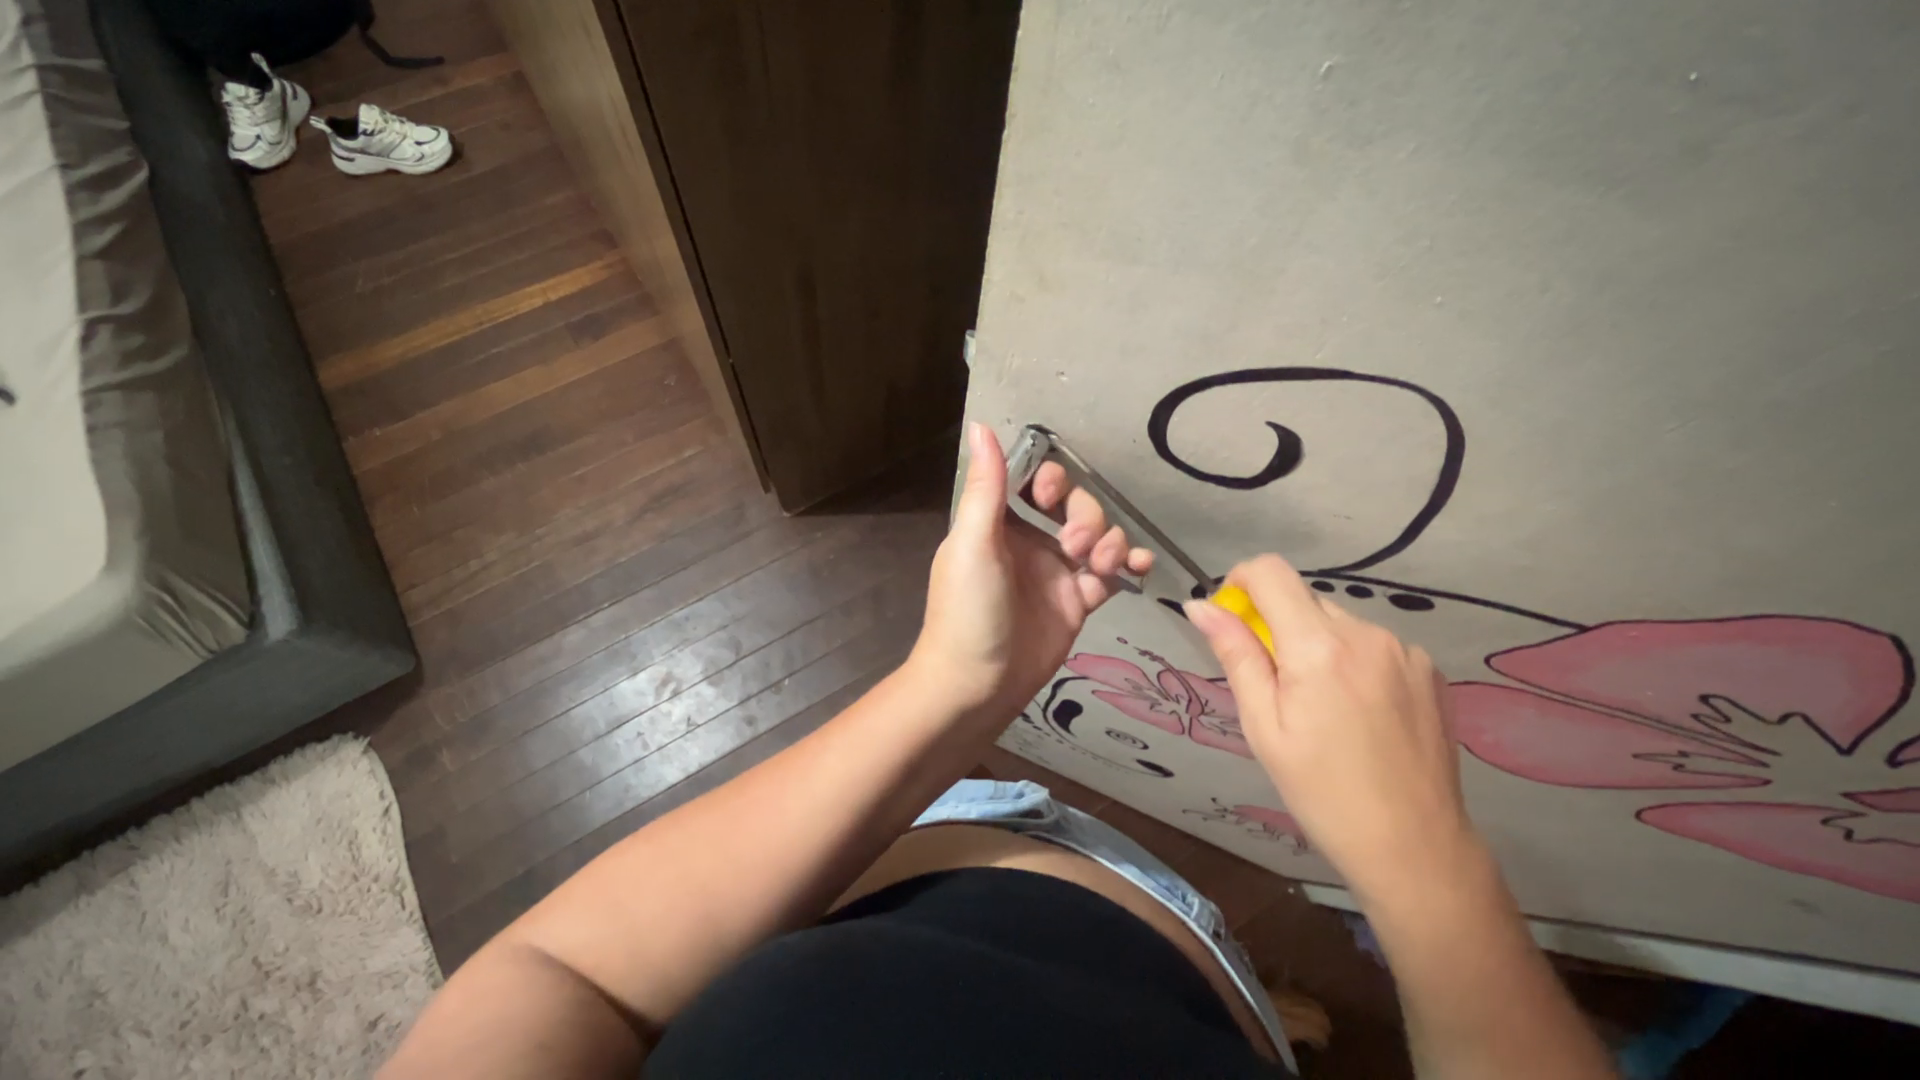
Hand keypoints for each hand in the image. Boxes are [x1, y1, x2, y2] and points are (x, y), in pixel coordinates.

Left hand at [909, 422, 1153, 716]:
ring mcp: (1056, 571)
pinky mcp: (1078, 601)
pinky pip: (1111, 574)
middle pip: (1075, 506)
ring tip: (1103, 563)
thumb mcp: (972, 543)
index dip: (1051, 479)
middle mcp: (1029, 541)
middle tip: (1076, 545)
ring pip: (1099, 536)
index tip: (1051, 494)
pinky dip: (1127, 564)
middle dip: (1086, 515)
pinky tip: (1138, 566)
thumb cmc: (967, 610)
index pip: (1033, 481)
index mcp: (998, 522)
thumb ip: (986, 487)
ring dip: (1110, 539)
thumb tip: (981, 424)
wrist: (977, 684)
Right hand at [1184, 556, 1485, 907]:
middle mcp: (1366, 633)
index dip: (1240, 583)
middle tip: (1276, 688)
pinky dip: (1354, 663)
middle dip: (1278, 626)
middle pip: (1305, 598)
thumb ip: (1236, 655)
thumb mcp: (1263, 727)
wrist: (1414, 845)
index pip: (1270, 572)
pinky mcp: (1430, 670)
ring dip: (1318, 646)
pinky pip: (1374, 646)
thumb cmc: (1321, 792)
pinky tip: (1359, 715)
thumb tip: (1201, 606)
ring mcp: (1405, 650)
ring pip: (1340, 623)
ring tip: (1323, 709)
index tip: (1232, 623)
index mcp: (1318, 646)